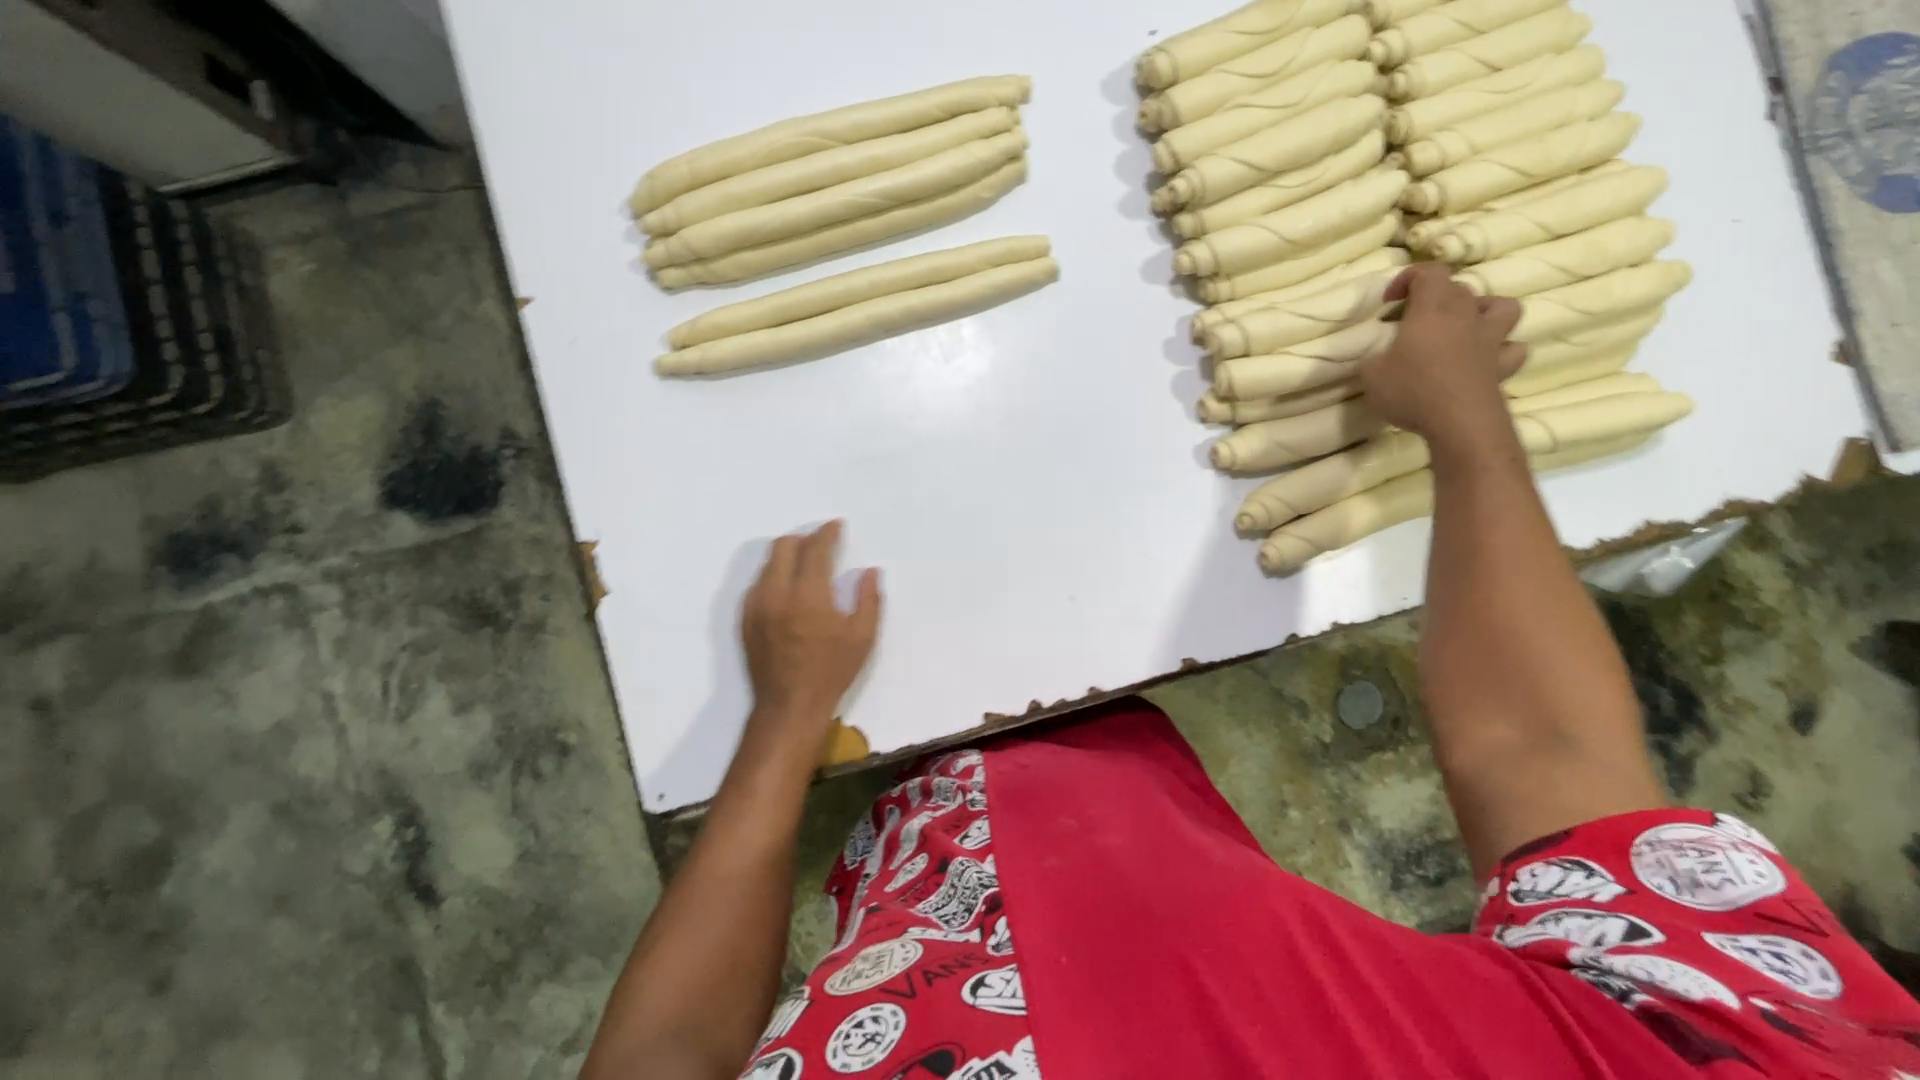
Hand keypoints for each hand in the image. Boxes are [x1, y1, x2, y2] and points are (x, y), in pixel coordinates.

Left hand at [740, 521, 881, 751]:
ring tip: (804, 566)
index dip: (826, 533)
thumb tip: (869, 571)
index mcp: (809, 595)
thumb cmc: (831, 672)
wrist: (788, 706)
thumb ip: (868, 599)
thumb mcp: (862, 637)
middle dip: (803, 539)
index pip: (815, 549)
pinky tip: (787, 590)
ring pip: (767, 564)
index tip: (836, 527)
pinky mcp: (745, 619)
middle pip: (783, 546)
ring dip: (786, 556)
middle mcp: (777, 593)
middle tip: (820, 545)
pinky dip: (773, 577)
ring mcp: (756, 606)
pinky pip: (757, 584)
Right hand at [1360, 263, 1527, 447]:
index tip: (1390, 301)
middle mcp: (1466, 315)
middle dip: (1436, 298)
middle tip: (1415, 321)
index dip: (1408, 278)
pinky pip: (1512, 348)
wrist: (1459, 422)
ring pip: (1503, 306)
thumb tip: (1379, 358)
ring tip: (1464, 327)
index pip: (1429, 272)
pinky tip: (1485, 359)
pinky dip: (1502, 349)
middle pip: (1460, 288)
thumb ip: (1374, 358)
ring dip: (1484, 311)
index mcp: (1432, 309)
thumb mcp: (1371, 374)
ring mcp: (1490, 340)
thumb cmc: (1412, 390)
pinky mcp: (1504, 366)